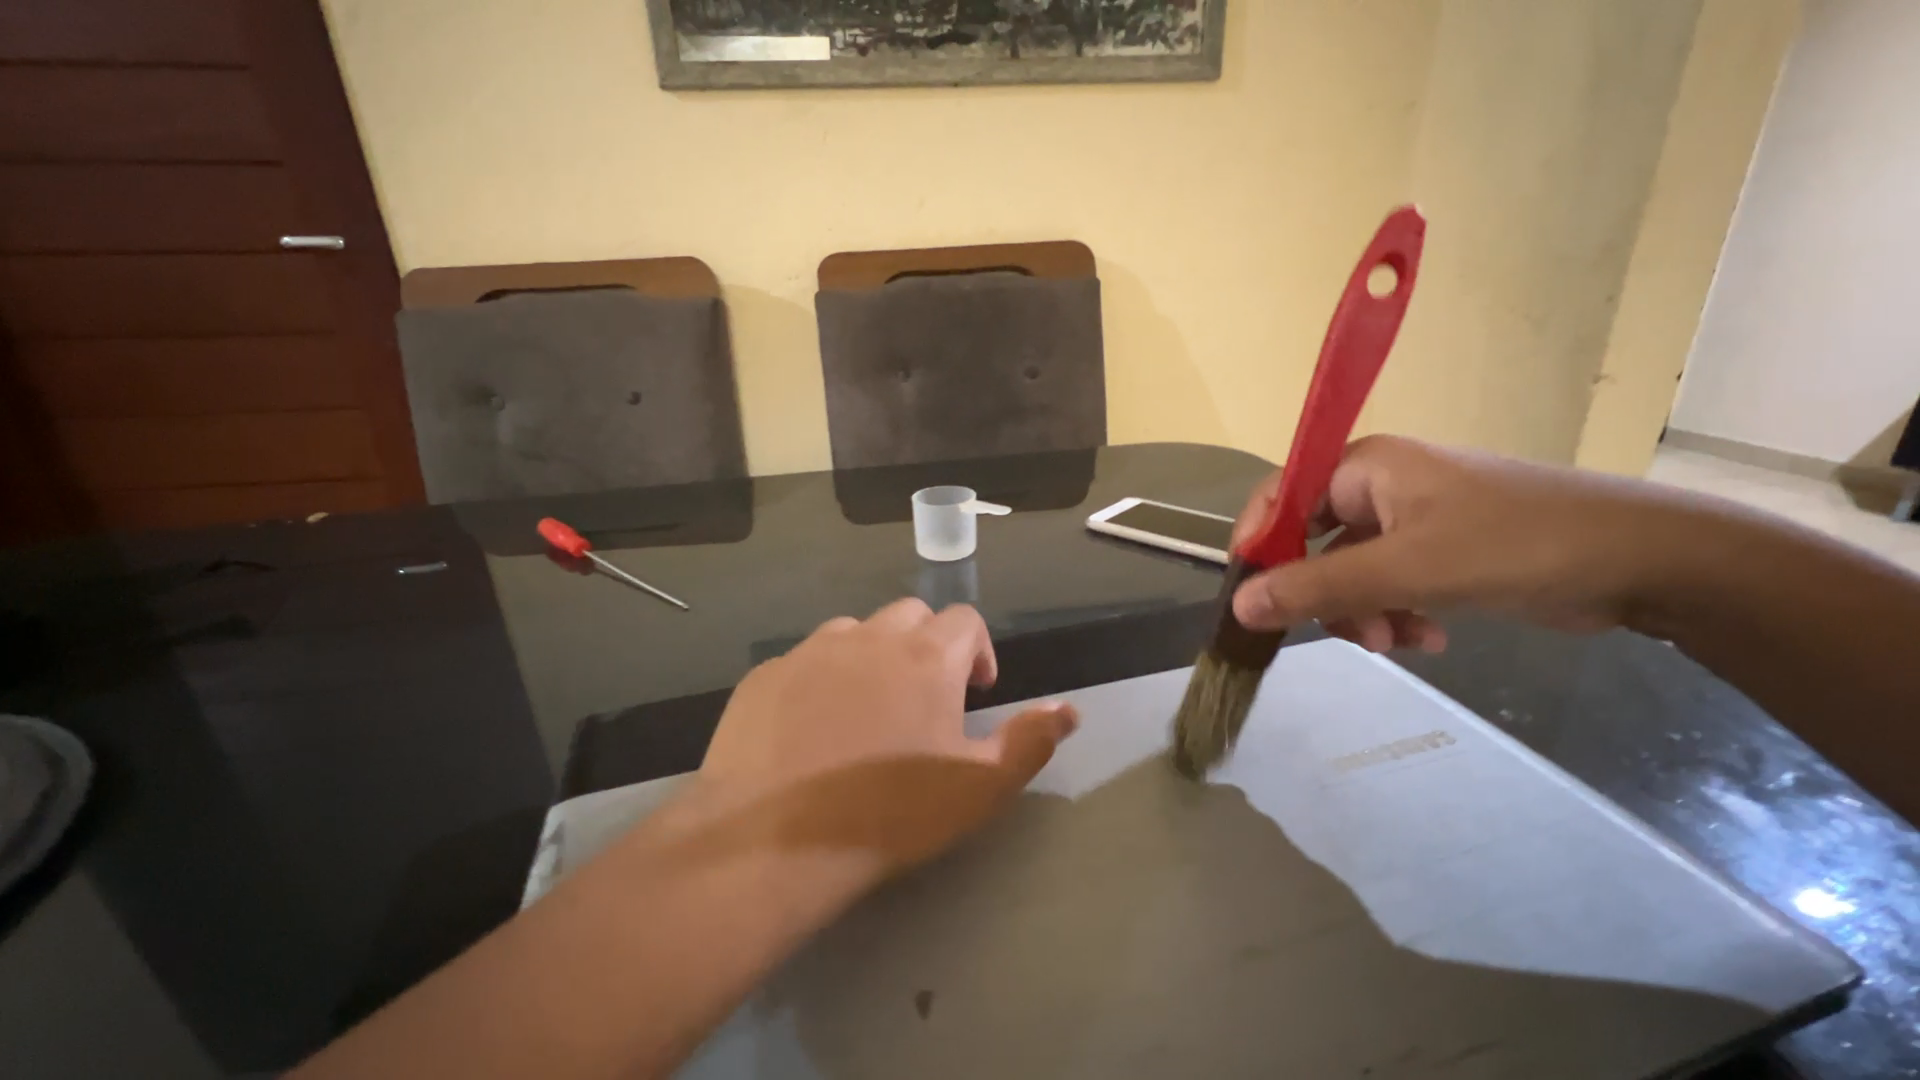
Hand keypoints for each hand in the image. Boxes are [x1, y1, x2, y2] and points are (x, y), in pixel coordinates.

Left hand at [685, 599, 1078, 888]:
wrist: (777, 841)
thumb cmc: (892, 813)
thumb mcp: (980, 788)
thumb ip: (1030, 741)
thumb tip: (1068, 709)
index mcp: (926, 656)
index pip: (965, 621)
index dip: (978, 651)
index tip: (975, 691)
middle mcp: (869, 637)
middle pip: (910, 616)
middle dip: (926, 645)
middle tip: (924, 699)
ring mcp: (810, 652)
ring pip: (853, 632)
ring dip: (871, 656)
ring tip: (867, 709)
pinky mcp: (765, 676)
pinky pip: (803, 661)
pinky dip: (819, 680)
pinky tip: (811, 729)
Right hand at [1229, 436, 1693, 647]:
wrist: (1640, 558)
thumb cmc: (1514, 545)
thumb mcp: (1406, 570)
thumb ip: (1317, 588)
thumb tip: (1240, 606)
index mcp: (1363, 467)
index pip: (1278, 498)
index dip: (1259, 548)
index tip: (1253, 602)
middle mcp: (1380, 485)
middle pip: (1313, 543)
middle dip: (1327, 596)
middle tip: (1356, 635)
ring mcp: (1414, 517)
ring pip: (1352, 572)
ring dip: (1366, 612)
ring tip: (1402, 640)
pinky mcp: (1443, 548)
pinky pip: (1391, 583)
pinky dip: (1399, 613)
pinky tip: (1431, 637)